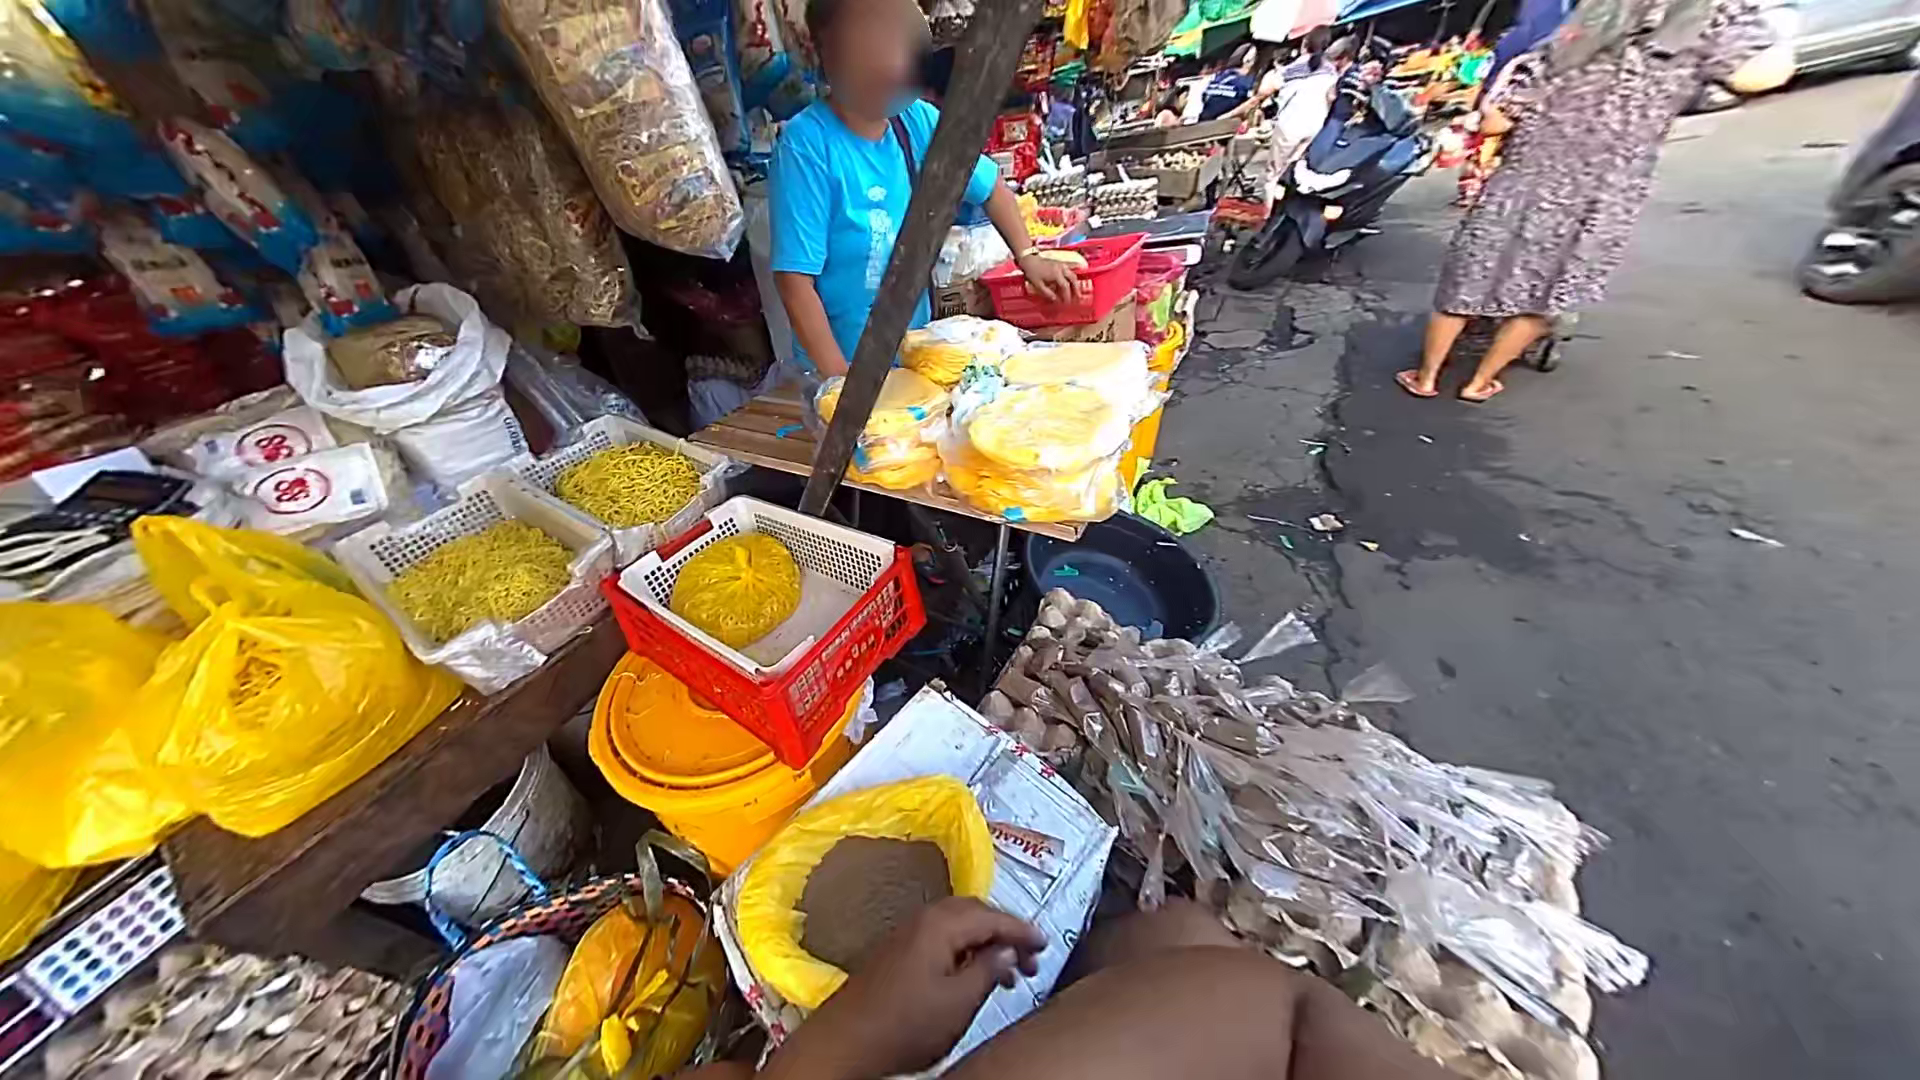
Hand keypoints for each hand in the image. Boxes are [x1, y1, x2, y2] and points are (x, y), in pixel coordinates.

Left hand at [762, 897, 1045, 1079]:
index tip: (1045, 944)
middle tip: (1031, 959)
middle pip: (976, 912)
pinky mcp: (901, 946)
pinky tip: (974, 973)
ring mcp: (911, 929)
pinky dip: (966, 948)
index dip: (1022, 930)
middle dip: (1006, 932)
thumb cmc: (906, 1023)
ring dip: (987, 941)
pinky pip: (944, 935)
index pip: (992, 916)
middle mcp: (927, 916)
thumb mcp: (957, 1003)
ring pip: (960, 923)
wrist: (846, 1042)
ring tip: (1010, 972)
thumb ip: (988, 970)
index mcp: (942, 922)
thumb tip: (1010, 950)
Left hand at [1016, 251, 1078, 304]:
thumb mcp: (1038, 285)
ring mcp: (1062, 264)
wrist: (1030, 260)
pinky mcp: (1060, 263)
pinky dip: (1076, 267)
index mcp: (1056, 275)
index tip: (1067, 303)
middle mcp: (1061, 269)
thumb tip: (1056, 300)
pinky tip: (1081, 268)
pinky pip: (1071, 265)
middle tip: (1078, 298)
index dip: (1067, 295)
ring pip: (1073, 273)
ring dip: (1076, 282)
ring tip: (1078, 290)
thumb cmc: (1033, 273)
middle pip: (1072, 279)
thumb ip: (1048, 293)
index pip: (1065, 287)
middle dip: (1076, 289)